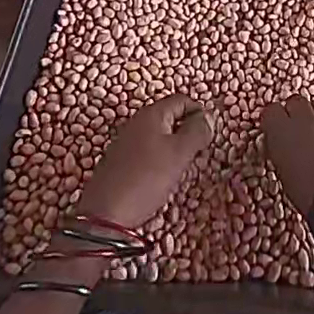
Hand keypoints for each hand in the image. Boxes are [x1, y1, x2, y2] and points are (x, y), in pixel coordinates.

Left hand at [75, 94, 211, 229]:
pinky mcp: (122, 161)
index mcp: (152, 113)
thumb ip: (196, 132)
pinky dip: (161, 160)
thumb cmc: (145, 179)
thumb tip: (209, 117)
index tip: (209, 135)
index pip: (183, 100)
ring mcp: (127, 141)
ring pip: (161, 136)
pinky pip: (149, 151)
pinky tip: (163, 178)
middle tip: (198, 154)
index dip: (200, 113)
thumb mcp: (178, 154)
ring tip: (183, 168)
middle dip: (188, 132)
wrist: (105, 214)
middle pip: (171, 117)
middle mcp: (137, 122)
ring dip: (176, 148)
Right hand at [260, 95, 313, 213]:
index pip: (271, 111)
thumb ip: (279, 147)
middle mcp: (302, 116)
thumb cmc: (309, 191)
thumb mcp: (282, 170)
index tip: (277, 129)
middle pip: (295, 102)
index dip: (275, 121)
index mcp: (279, 128)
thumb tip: (280, 143)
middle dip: (296, 113)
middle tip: (299, 130)